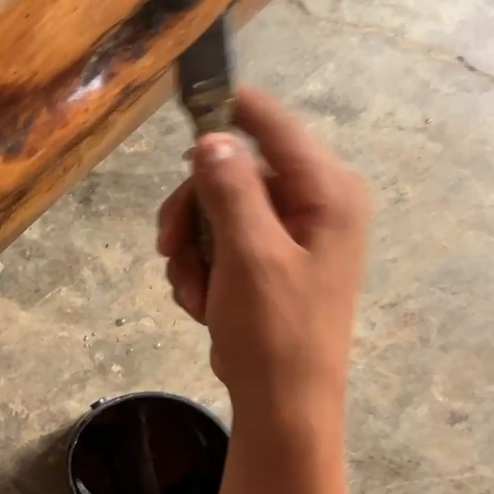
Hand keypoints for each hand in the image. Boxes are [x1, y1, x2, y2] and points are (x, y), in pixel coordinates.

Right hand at [157, 87, 369, 414]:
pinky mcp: (266, 260)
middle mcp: (312, 204)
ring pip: (214, 212)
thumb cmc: (276, 329)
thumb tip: (211, 139)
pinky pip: (216, 244)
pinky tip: (203, 301)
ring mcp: (288, 234)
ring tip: (194, 292)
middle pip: (230, 175)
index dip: (234, 112)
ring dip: (190, 251)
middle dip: (191, 213)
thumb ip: (230, 192)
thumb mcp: (248, 256)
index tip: (191, 96)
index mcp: (326, 195)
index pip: (278, 129)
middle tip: (167, 247)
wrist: (282, 397)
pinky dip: (199, 270)